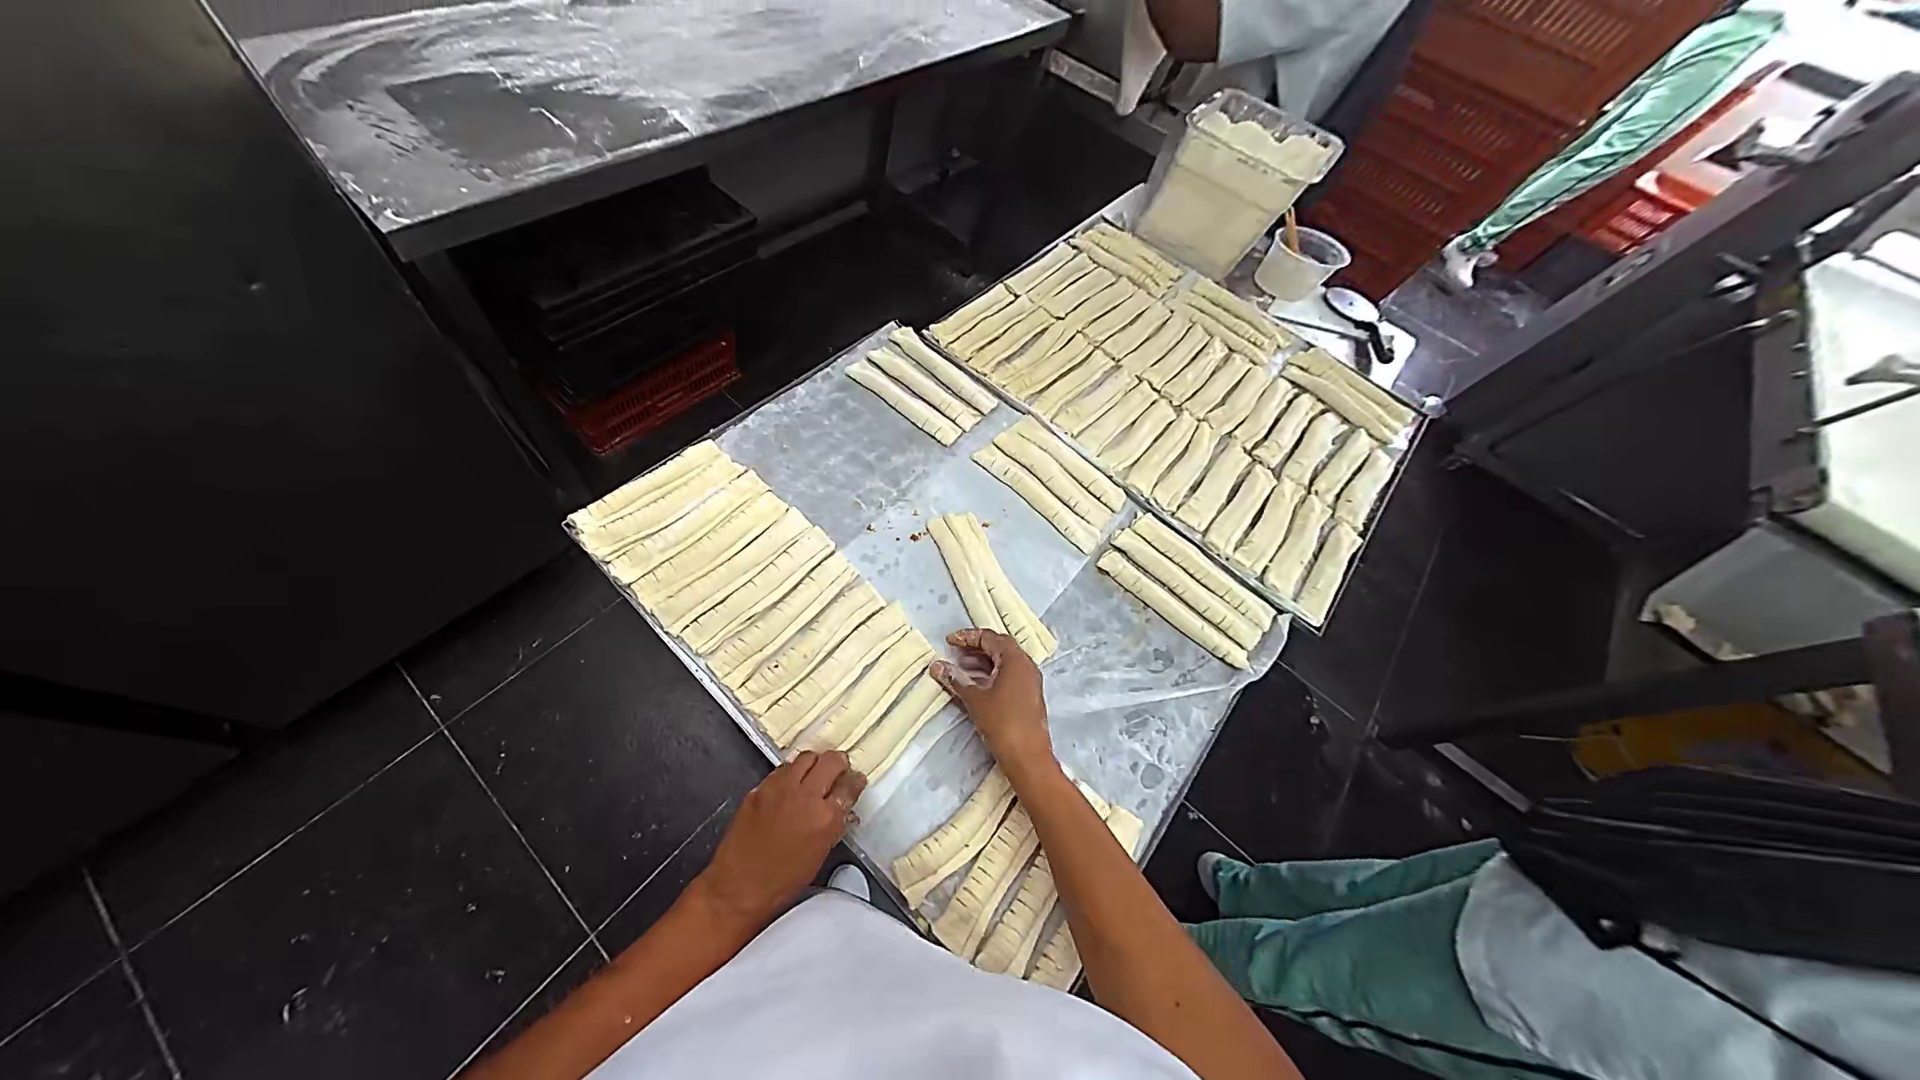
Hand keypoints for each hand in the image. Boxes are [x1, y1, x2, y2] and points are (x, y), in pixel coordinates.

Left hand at [694, 751, 865, 928]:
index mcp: (826, 817)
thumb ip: (833, 824)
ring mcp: (780, 789)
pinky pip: (782, 769)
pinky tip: (790, 784)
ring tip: (814, 772)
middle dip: (838, 763)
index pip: (849, 785)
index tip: (854, 780)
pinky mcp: (760, 789)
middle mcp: (805, 797)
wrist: (739, 887)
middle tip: (838, 769)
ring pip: (806, 757)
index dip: (855, 781)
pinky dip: (791, 772)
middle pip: (831, 761)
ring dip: (815, 763)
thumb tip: (839, 808)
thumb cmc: (781, 881)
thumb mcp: (820, 854)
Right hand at [930, 628, 1051, 767]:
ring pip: (1004, 662)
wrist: (1028, 756)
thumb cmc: (1002, 723)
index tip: (949, 641)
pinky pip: (1009, 675)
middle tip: (954, 652)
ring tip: (960, 668)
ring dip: (982, 662)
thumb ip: (956, 679)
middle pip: (999, 647)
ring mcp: (1030, 681)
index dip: (968, 637)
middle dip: (975, 648)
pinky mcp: (1029, 695)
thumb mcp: (975, 698)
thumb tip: (937, 666)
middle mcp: (1026, 665)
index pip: (990, 638)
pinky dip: (991, 674)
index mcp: (1015, 660)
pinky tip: (975, 684)